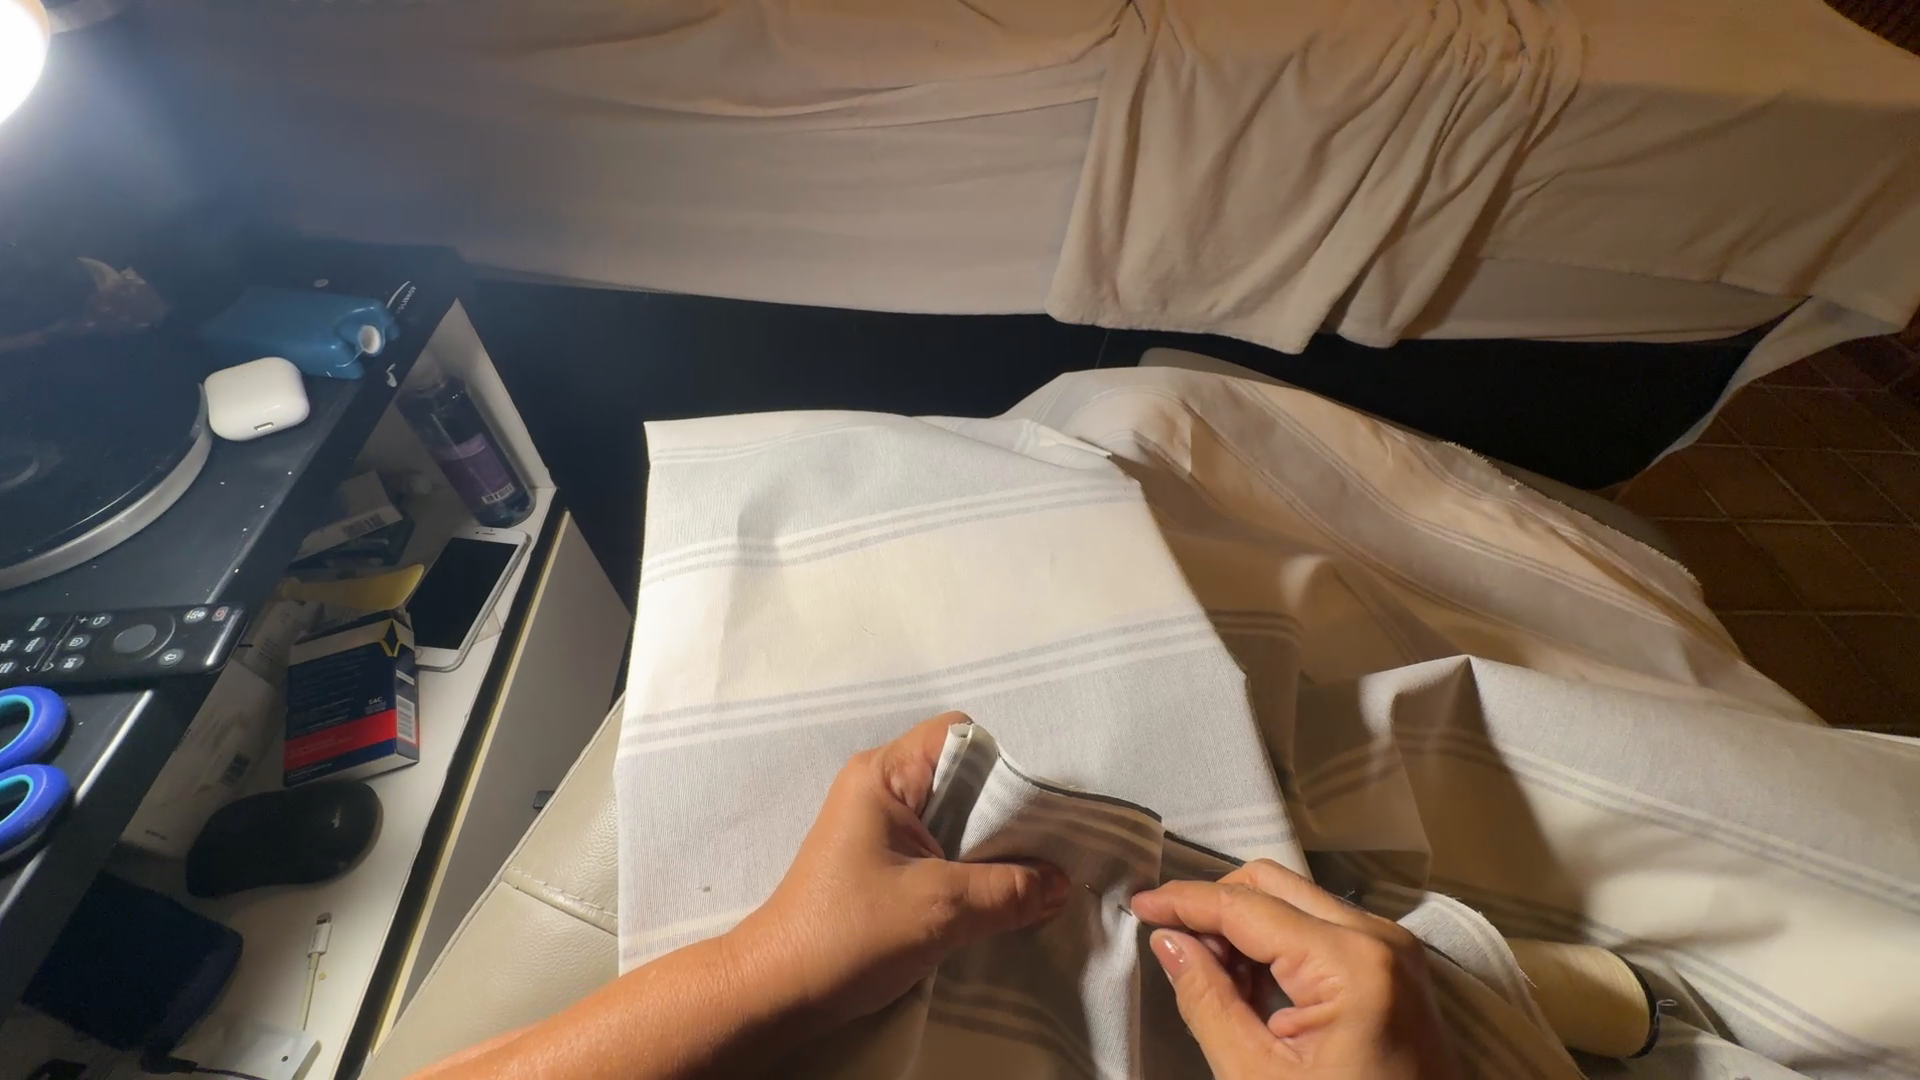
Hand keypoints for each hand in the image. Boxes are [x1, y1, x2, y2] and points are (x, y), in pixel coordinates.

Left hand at [724, 712, 1072, 1027]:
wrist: (777, 991)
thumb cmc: (848, 934)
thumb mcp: (939, 909)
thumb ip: (1009, 890)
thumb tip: (1064, 882)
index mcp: (884, 773)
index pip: (957, 736)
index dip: (999, 763)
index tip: (1031, 808)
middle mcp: (880, 784)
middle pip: (959, 772)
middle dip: (1002, 807)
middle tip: (1042, 844)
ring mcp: (879, 820)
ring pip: (952, 810)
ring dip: (987, 839)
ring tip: (1026, 870)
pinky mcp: (881, 854)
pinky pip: (938, 839)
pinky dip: (968, 859)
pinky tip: (993, 889)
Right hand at [1131, 860, 1459, 1079]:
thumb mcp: (1256, 1079)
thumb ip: (1206, 998)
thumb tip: (1168, 939)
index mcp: (1350, 965)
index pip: (1244, 906)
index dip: (1184, 901)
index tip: (1140, 905)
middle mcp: (1378, 936)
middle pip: (1269, 884)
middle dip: (1215, 908)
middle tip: (1180, 949)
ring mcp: (1393, 948)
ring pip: (1291, 897)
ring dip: (1243, 924)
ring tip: (1217, 977)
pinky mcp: (1395, 965)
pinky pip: (1317, 922)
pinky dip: (1275, 940)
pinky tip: (1254, 985)